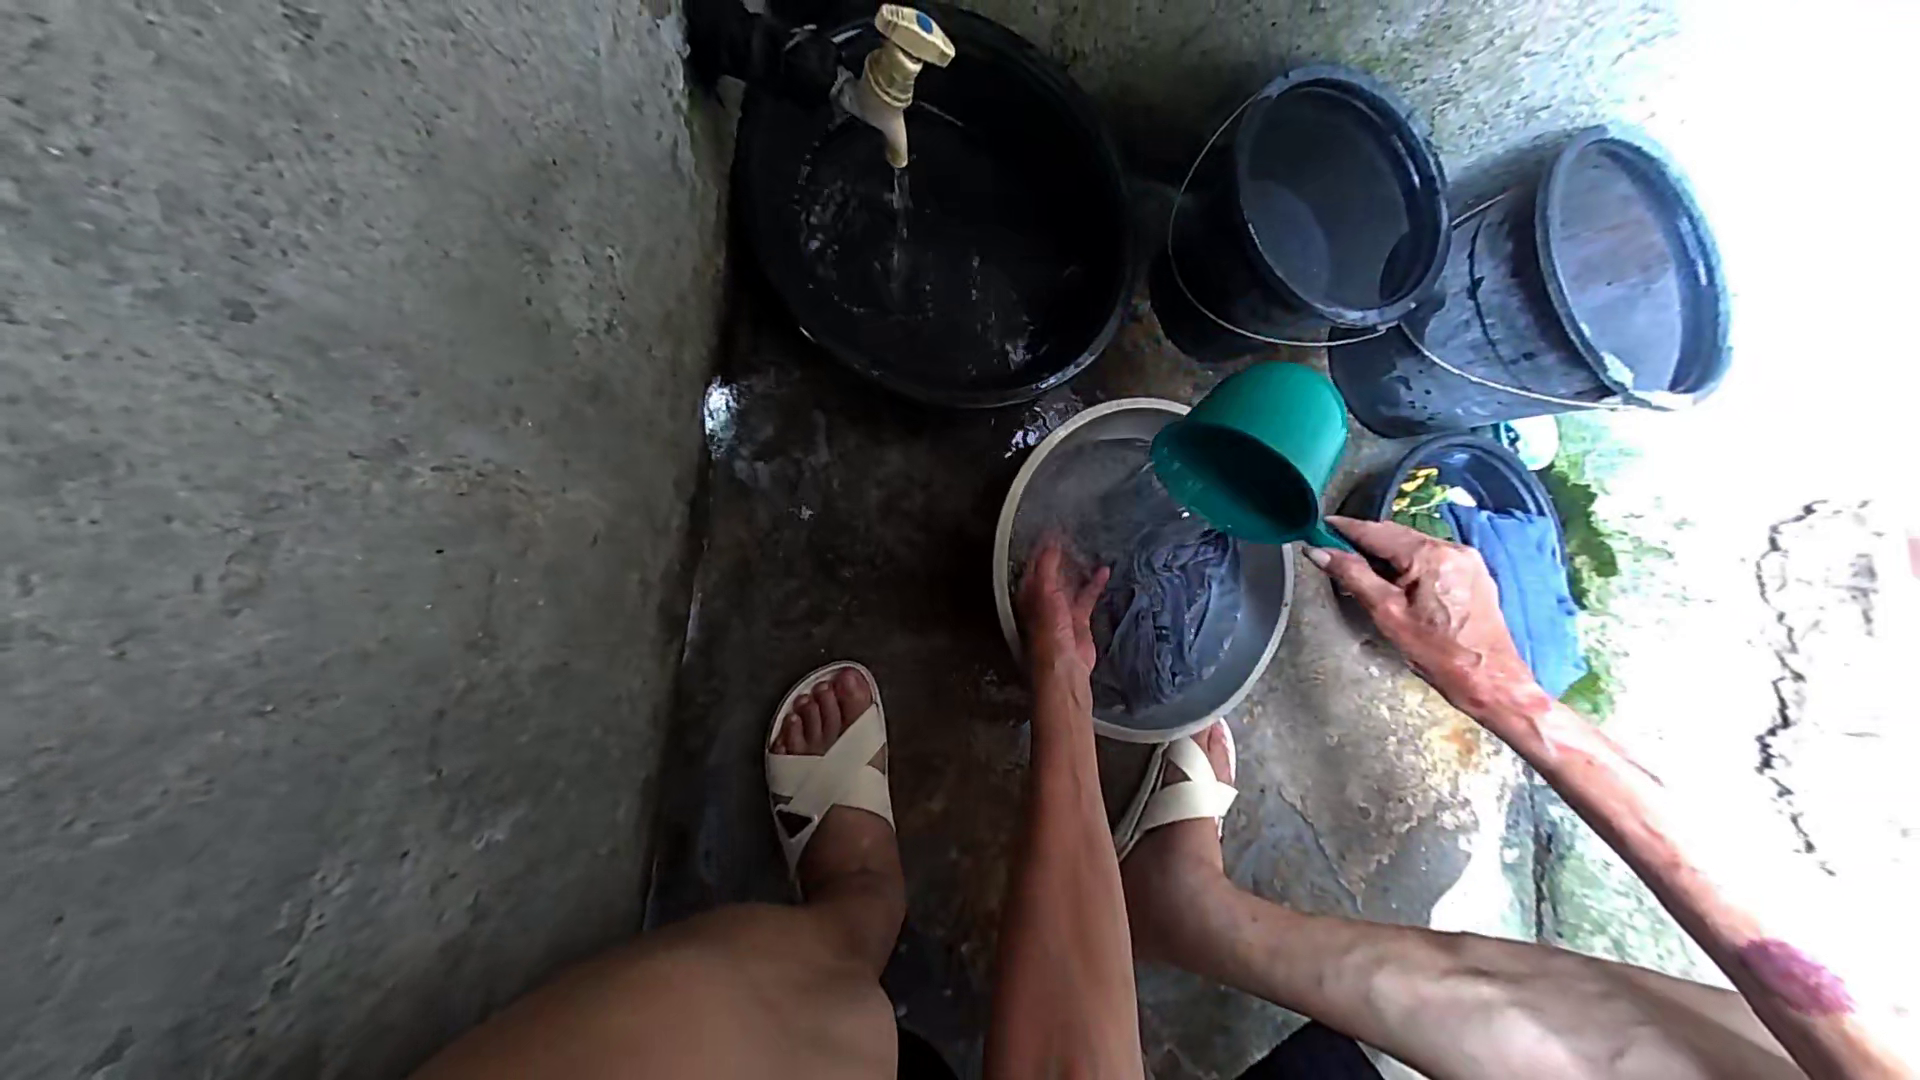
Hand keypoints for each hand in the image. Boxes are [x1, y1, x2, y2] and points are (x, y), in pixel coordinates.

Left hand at [1017, 536, 1109, 678]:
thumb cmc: (1048, 632)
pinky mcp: (1078, 618)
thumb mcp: (1045, 592)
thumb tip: (1050, 545)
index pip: (1035, 564)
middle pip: (1053, 571)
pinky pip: (1086, 595)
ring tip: (1089, 550)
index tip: (1054, 530)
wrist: (1065, 664)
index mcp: (1029, 593)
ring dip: (1079, 567)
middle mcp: (1043, 599)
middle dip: (1062, 555)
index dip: (1043, 547)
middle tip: (1073, 536)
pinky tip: (1103, 572)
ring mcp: (1061, 608)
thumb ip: (1047, 568)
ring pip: (1070, 581)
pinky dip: (1094, 584)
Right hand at [1308, 515, 1551, 729]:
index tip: (1319, 526)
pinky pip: (1429, 555)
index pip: (1376, 531)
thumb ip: (1352, 575)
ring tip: (1356, 566)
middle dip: (1362, 539)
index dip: (1344, 528)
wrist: (1489, 679)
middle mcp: (1452, 548)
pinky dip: (1404, 560)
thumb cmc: (1435, 650)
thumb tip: (1320, 552)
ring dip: (1382, 551)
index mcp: (1429, 556)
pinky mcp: (1471, 572)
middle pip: (1395, 534)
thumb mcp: (1385, 612)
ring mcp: (1466, 559)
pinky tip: (1390, 576)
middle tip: (1331, 548)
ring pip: (1411, 544)